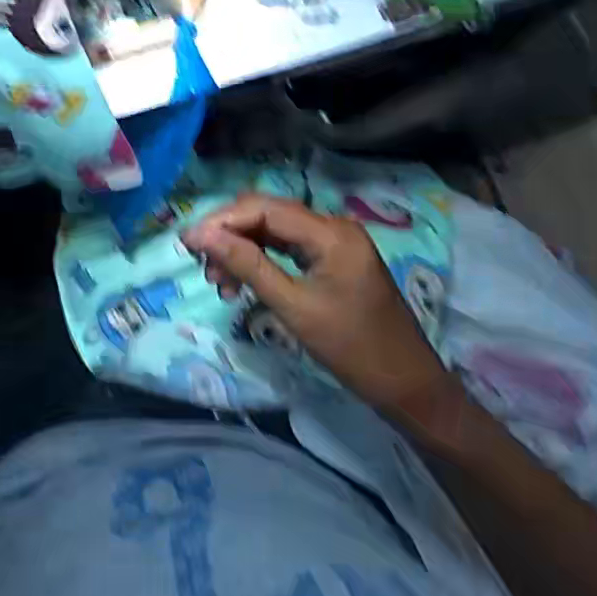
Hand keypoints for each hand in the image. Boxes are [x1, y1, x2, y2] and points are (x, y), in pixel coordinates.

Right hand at [182, 194, 457, 418]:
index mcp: (330, 232)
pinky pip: (285, 247)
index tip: (188, 243)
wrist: (408, 387)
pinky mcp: (331, 258)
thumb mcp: (293, 307)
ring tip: (219, 282)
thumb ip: (246, 265)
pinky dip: (259, 261)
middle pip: (265, 214)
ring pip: (271, 231)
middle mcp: (332, 226)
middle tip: (202, 266)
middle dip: (228, 236)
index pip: (263, 208)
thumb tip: (200, 235)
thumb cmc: (352, 348)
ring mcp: (333, 242)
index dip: (221, 221)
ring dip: (240, 250)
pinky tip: (240, 283)